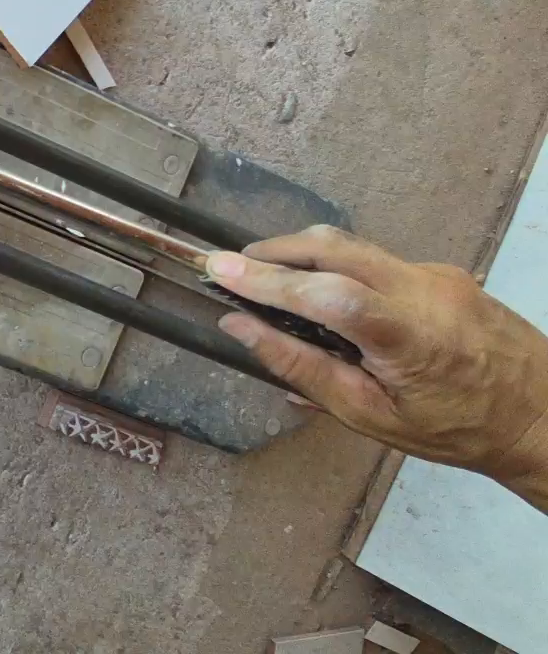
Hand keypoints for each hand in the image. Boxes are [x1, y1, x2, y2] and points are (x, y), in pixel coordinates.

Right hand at [207, 226, 547, 504]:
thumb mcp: (368, 414)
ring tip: (271, 279)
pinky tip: (325, 294)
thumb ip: (298, 366)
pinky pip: (369, 257)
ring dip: (297, 254)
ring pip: (348, 245)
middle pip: (333, 248)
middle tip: (235, 269)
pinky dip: (330, 266)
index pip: (328, 294)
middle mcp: (426, 294)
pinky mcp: (441, 271)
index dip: (267, 279)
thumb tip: (236, 324)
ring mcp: (437, 276)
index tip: (218, 269)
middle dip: (271, 251)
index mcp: (410, 339)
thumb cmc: (455, 429)